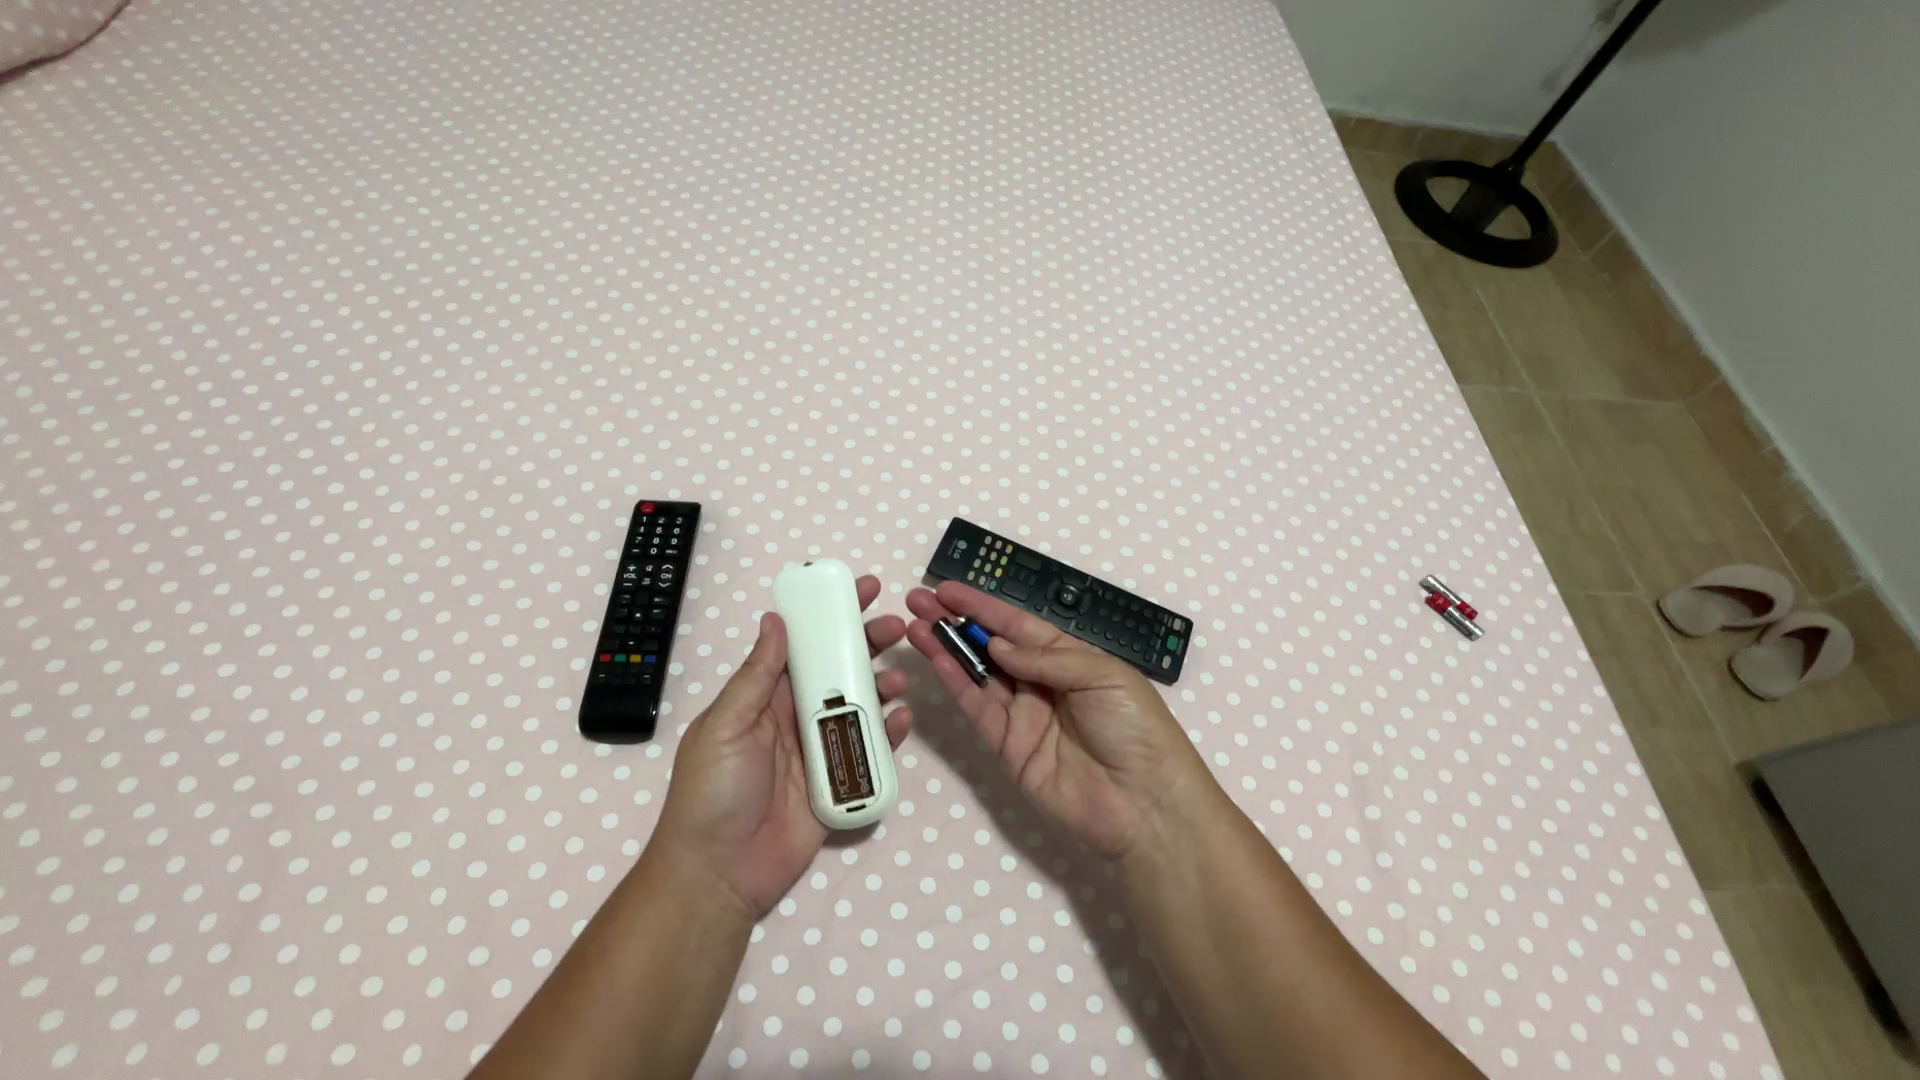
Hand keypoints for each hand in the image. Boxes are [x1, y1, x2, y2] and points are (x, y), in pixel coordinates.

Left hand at [652, 575, 911, 920]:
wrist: (718, 873)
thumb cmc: (713, 792)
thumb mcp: (726, 725)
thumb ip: (756, 676)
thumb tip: (775, 620)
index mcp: (765, 698)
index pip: (802, 646)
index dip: (829, 617)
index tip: (859, 590)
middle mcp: (795, 718)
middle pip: (838, 672)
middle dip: (866, 645)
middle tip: (894, 627)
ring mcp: (819, 751)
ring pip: (859, 708)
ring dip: (882, 688)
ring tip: (899, 679)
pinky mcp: (839, 784)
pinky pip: (870, 752)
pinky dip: (889, 735)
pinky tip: (901, 720)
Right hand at [904, 581, 1217, 861]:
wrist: (1143, 802)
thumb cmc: (1135, 727)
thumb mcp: (1102, 674)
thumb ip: (1046, 657)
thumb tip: (997, 645)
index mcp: (1070, 658)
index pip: (1019, 625)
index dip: (983, 607)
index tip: (948, 590)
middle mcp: (1041, 683)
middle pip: (991, 646)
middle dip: (955, 623)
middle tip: (919, 601)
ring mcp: (1022, 716)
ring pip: (977, 673)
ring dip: (946, 649)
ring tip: (915, 625)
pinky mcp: (1007, 747)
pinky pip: (977, 708)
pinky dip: (955, 682)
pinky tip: (935, 659)